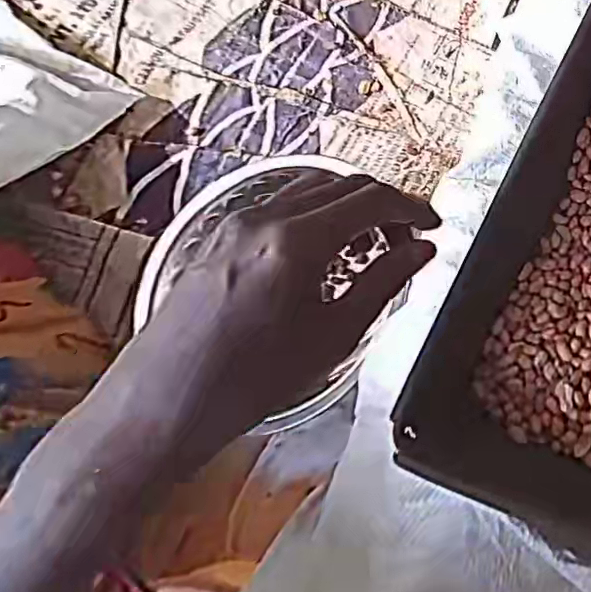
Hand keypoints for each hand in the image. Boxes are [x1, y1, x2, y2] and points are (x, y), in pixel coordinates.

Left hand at [92, 171, 439, 472]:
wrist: (158, 407)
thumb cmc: (248, 381)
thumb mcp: (334, 335)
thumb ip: (385, 282)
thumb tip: (420, 251)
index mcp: (295, 241)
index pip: (371, 199)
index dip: (412, 208)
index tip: (432, 225)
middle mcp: (264, 218)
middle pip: (344, 185)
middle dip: (386, 205)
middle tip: (408, 239)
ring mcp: (237, 222)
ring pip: (313, 189)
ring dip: (351, 206)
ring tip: (371, 246)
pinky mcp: (220, 235)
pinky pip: (283, 204)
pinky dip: (319, 214)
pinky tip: (327, 251)